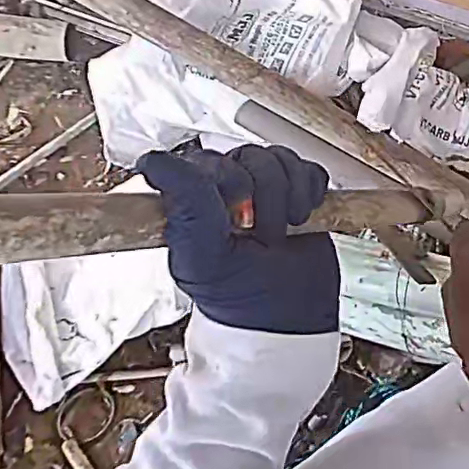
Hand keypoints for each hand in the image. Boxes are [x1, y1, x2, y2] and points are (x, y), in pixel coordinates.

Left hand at [137, 145, 338, 334]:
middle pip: (253, 157)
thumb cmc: (241, 293)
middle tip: (262, 235)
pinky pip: (311, 170)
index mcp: (196, 199)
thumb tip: (156, 162)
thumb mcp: (205, 257)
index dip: (231, 185)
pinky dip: (312, 194)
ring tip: (285, 231)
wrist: (291, 312)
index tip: (238, 222)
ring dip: (291, 198)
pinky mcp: (302, 189)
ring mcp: (267, 186)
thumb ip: (187, 205)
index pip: (211, 161)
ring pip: (283, 160)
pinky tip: (304, 217)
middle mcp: (229, 186)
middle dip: (266, 200)